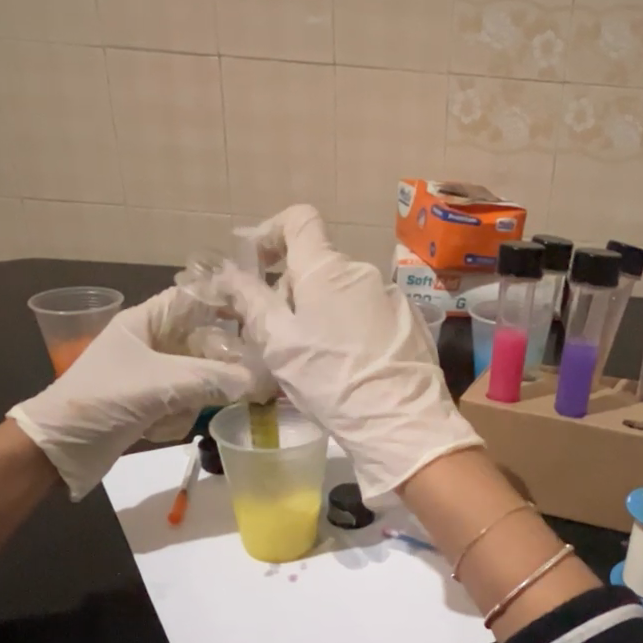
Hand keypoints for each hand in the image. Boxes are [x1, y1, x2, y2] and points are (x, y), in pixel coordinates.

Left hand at [8, 290, 262, 499]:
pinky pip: (184, 404)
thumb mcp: (163, 385)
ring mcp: (151, 376)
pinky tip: (157, 429)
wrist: (58, 449)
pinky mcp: (150, 405)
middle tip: (244, 379)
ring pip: (199, 378)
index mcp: (145, 322)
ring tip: (175, 414)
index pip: (195, 298)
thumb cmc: (103, 401)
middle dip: (220, 365)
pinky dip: (178, 418)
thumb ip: (216, 379)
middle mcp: (151, 344)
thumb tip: (263, 381)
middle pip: (204, 343)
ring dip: (194, 400)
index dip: (228, 301)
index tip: (262, 317)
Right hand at [221, 204, 481, 499]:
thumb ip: (252, 301)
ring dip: (324, 314)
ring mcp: (392, 298)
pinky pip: (371, 315)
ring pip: (345, 293)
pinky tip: (351, 369)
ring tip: (317, 361)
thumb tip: (231, 273)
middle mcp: (363, 272)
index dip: (273, 233)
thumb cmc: (330, 381)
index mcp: (326, 268)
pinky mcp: (411, 324)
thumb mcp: (279, 344)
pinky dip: (353, 330)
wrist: (400, 422)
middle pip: (319, 265)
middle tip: (281, 337)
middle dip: (294, 291)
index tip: (259, 264)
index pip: (299, 220)